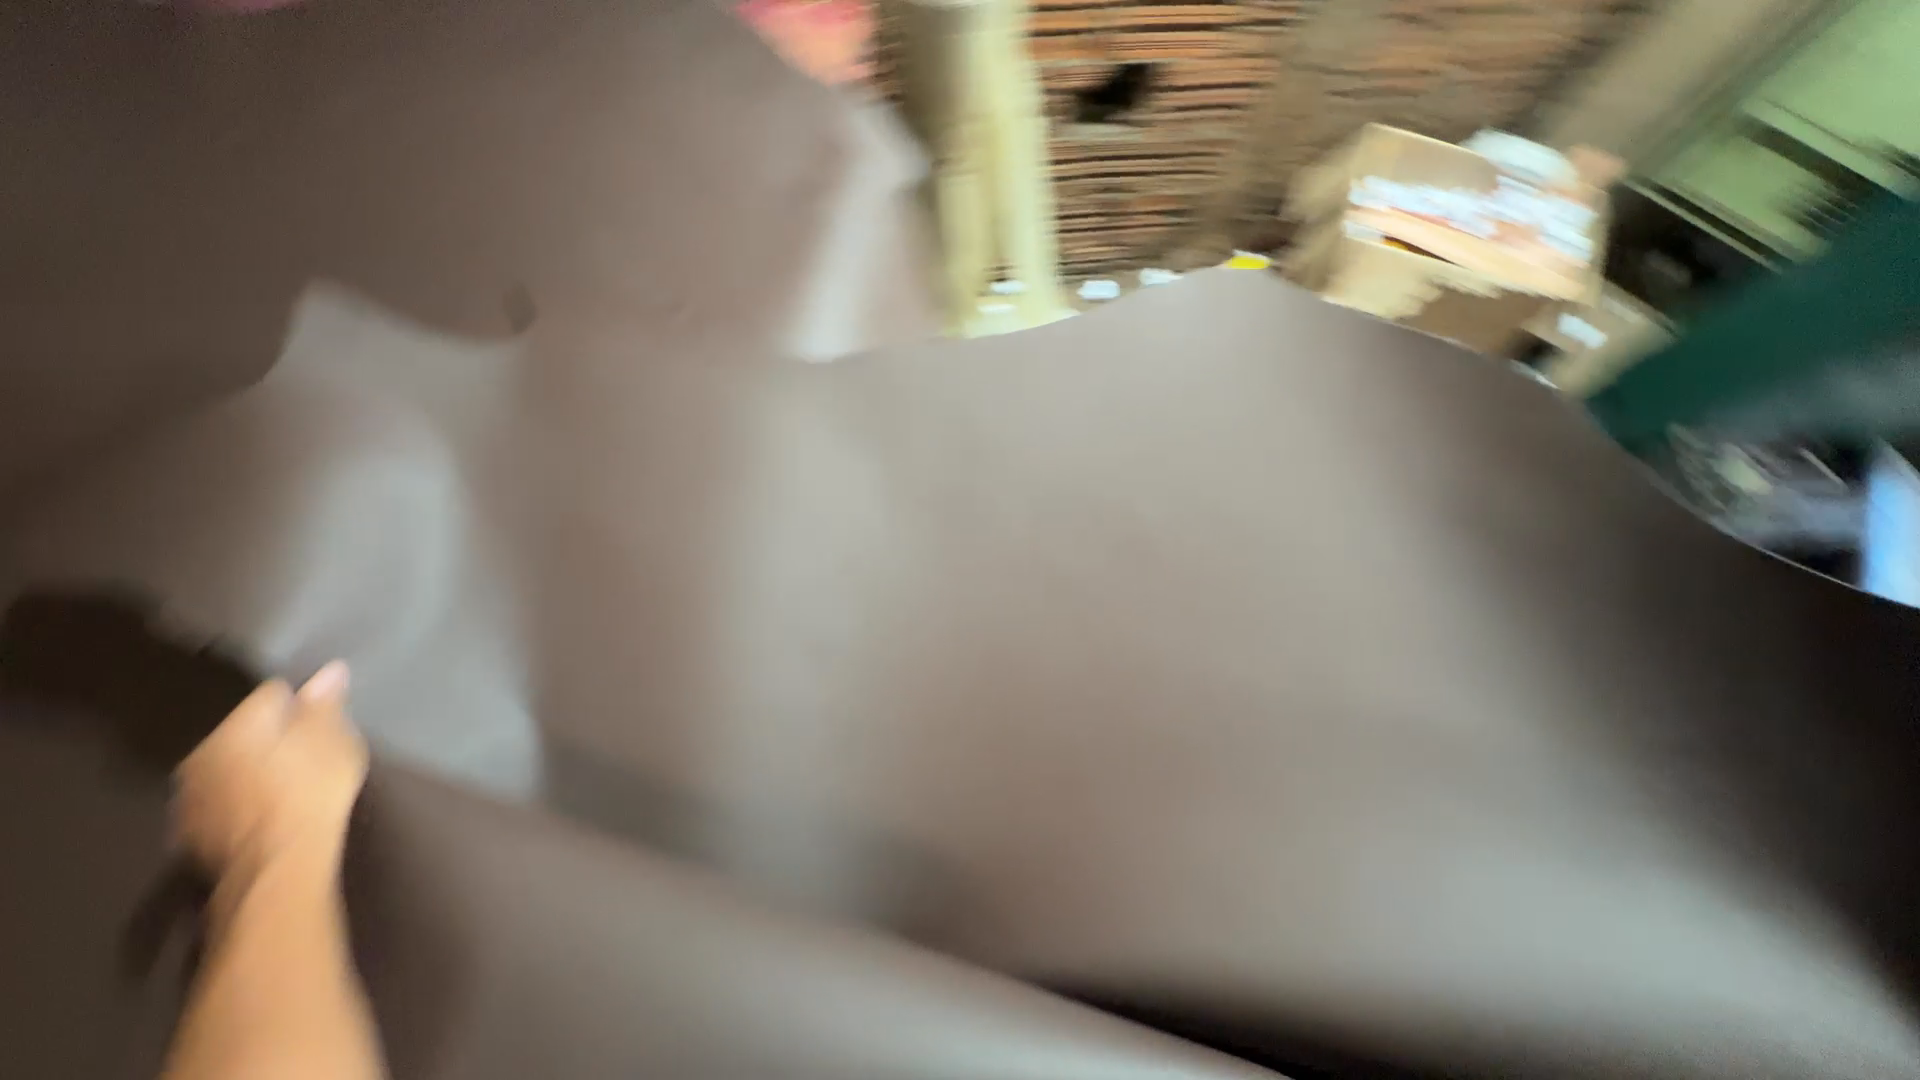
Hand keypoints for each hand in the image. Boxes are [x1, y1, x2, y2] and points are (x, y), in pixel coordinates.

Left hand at [172, 662, 369, 885]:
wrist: (277, 864)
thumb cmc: (311, 791)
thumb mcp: (334, 740)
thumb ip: (325, 703)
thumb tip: (329, 670)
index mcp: (236, 726)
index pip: (271, 695)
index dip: (302, 704)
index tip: (324, 721)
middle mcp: (201, 754)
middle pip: (245, 732)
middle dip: (272, 738)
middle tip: (308, 755)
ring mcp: (189, 798)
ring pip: (228, 769)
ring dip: (252, 771)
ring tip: (287, 786)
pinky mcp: (192, 834)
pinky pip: (222, 803)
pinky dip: (241, 803)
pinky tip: (266, 814)